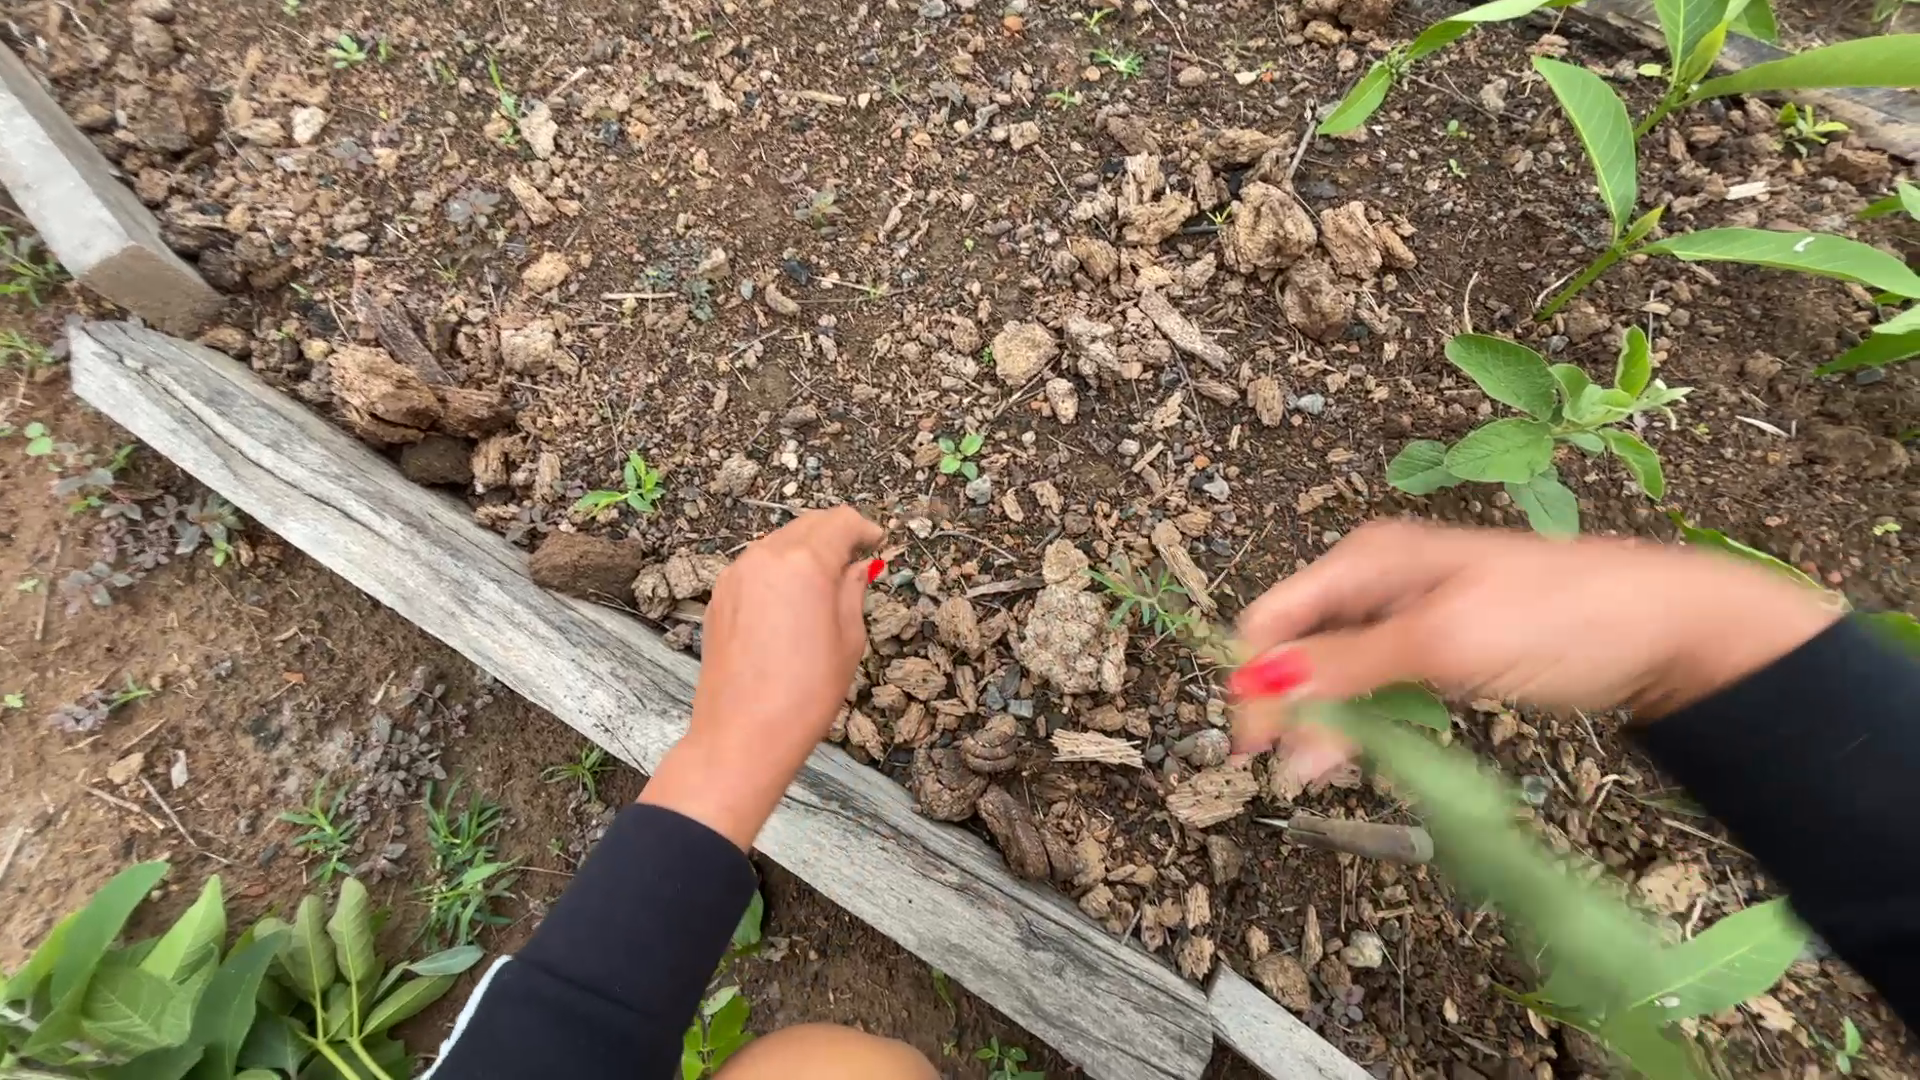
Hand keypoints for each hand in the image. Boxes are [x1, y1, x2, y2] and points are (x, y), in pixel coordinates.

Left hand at [639, 506, 883, 848]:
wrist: (741, 735)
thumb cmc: (806, 693)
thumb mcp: (848, 640)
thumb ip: (851, 591)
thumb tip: (856, 566)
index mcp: (804, 564)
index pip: (840, 523)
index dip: (864, 529)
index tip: (877, 541)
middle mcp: (765, 558)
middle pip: (807, 525)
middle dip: (835, 533)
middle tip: (857, 555)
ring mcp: (736, 575)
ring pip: (778, 542)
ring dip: (805, 548)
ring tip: (825, 578)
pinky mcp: (719, 596)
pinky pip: (756, 566)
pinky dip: (779, 568)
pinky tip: (792, 597)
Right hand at [1229, 520, 1841, 778]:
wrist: (1674, 628)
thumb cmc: (1557, 617)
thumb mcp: (1441, 640)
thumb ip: (1344, 662)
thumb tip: (1258, 683)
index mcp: (1362, 561)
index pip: (1273, 617)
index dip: (1254, 676)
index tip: (1252, 741)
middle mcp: (1369, 579)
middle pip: (1297, 642)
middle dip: (1287, 701)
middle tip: (1290, 766)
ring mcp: (1399, 609)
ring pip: (1330, 665)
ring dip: (1320, 714)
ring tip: (1321, 768)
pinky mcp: (1427, 640)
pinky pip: (1370, 677)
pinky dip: (1358, 712)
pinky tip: (1359, 743)